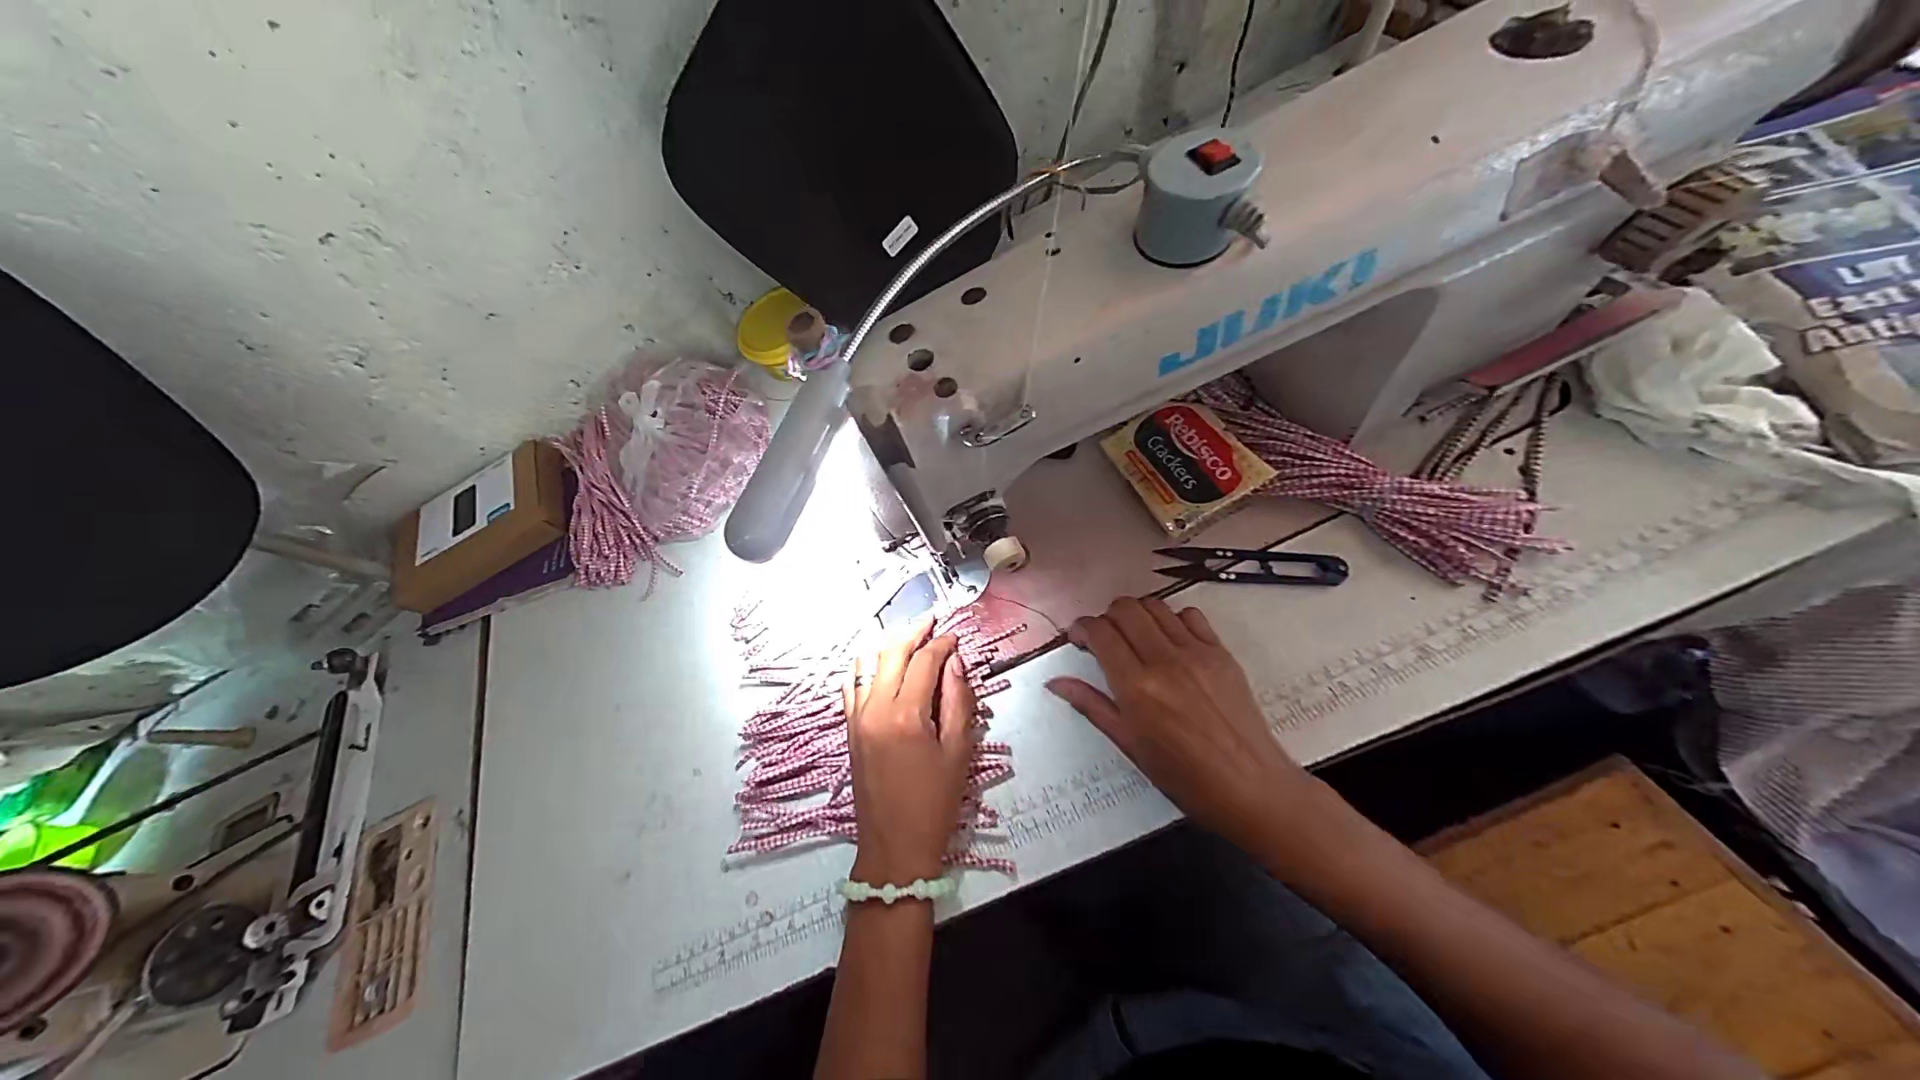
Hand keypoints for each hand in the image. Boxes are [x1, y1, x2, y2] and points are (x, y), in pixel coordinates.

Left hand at [844, 615, 976, 885]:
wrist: (895, 847)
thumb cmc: (935, 804)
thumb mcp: (958, 753)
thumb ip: (959, 701)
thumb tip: (955, 663)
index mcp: (906, 715)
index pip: (924, 661)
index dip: (942, 644)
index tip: (955, 638)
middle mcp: (875, 709)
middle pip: (891, 653)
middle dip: (913, 632)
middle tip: (931, 621)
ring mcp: (856, 718)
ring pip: (866, 664)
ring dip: (888, 644)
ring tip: (908, 636)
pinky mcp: (849, 730)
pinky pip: (851, 686)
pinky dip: (865, 667)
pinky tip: (878, 662)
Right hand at [1046, 596, 1319, 853]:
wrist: (1250, 786)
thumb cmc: (1184, 776)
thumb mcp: (1129, 744)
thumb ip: (1091, 705)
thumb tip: (1055, 682)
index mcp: (1136, 687)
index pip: (1100, 632)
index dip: (1081, 627)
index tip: (1078, 639)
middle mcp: (1164, 660)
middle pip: (1125, 609)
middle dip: (1106, 617)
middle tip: (1104, 639)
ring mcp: (1196, 652)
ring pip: (1155, 605)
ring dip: (1137, 615)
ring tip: (1134, 637)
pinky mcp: (1221, 652)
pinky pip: (1190, 615)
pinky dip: (1171, 619)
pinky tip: (1169, 641)